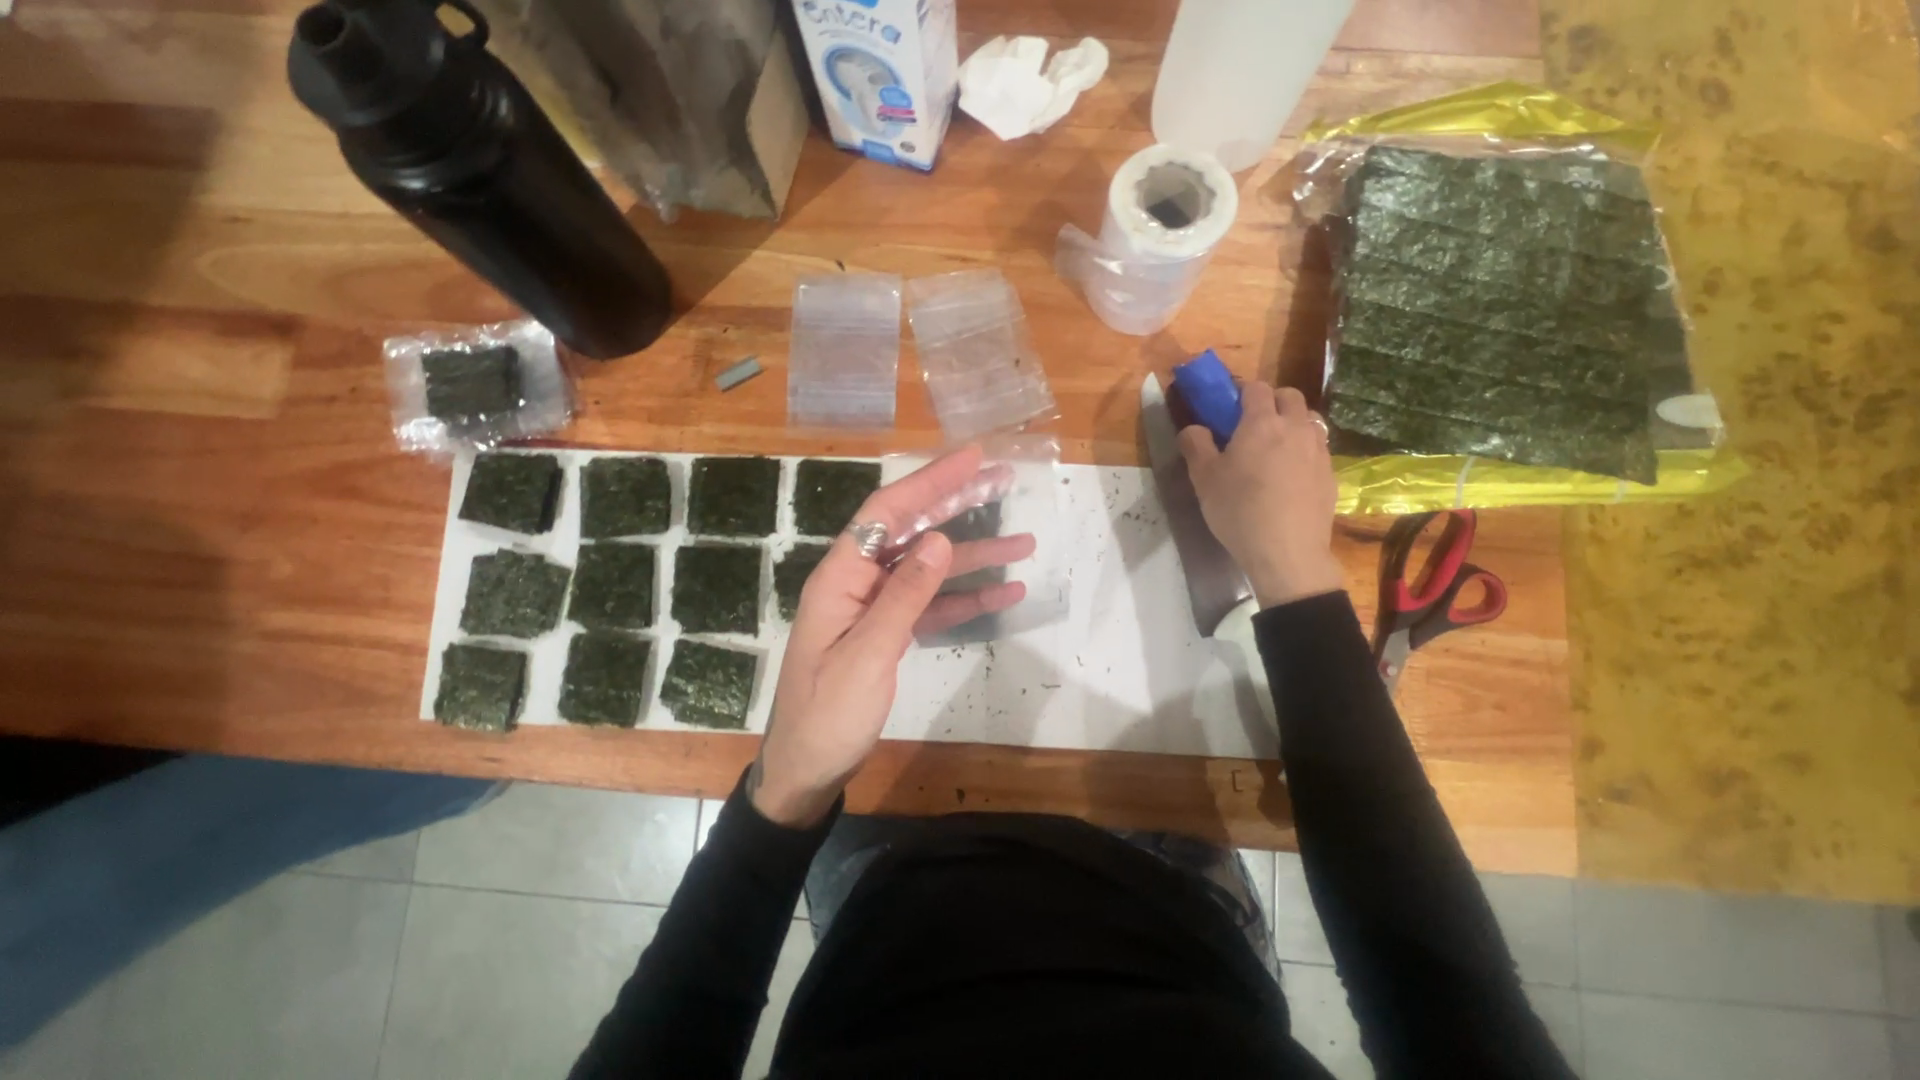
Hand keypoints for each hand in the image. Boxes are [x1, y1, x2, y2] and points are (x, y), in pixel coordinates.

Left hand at [752, 445, 1034, 826]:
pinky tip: (1004, 592)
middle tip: (1005, 481)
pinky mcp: (887, 635)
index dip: (930, 482)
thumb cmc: (828, 714)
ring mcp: (873, 609)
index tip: (973, 460)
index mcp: (840, 577)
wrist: (806, 770)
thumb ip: (904, 596)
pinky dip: (965, 599)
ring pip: (928, 569)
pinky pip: (930, 606)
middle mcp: (857, 582)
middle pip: (911, 531)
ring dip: (974, 556)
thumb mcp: (868, 654)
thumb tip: (939, 539)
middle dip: (957, 505)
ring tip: (1024, 541)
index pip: (886, 513)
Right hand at [1179, 383, 1342, 608]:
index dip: (1241, 392)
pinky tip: (1291, 477)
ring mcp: (1318, 450)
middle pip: (1290, 396)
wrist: (1287, 552)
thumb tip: (1194, 428)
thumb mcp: (1203, 479)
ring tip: (1276, 448)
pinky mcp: (1331, 474)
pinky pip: (1318, 449)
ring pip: (1309, 420)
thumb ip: (1196, 445)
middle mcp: (1295, 428)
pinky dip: (1305, 451)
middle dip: (1272, 401)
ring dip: (1293, 423)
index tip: (1229, 407)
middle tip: (1253, 425)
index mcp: (1261, 423)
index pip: (1255, 388)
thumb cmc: (1239, 511)